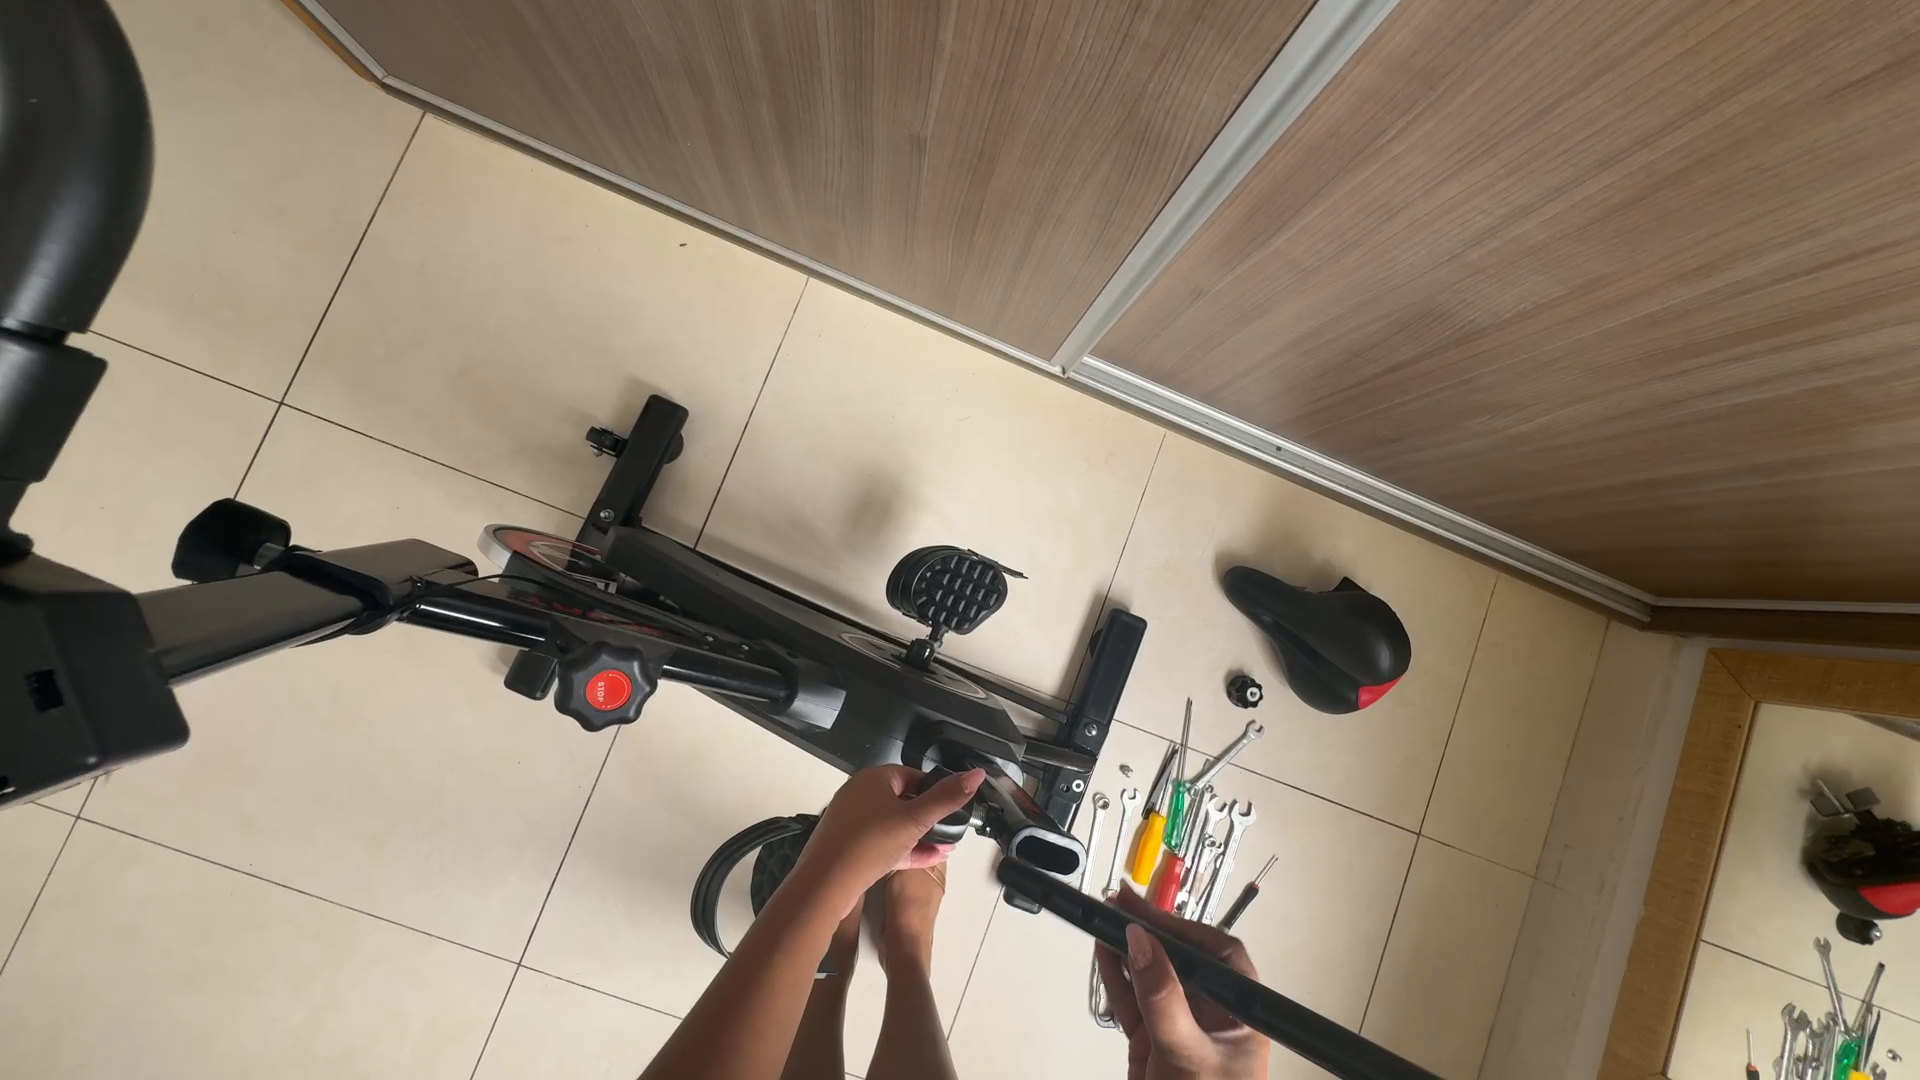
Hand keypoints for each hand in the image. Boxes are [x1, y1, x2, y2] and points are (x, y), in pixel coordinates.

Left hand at [789, 765, 984, 914]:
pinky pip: (883, 843)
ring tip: (946, 847)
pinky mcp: (849, 848)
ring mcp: (852, 823)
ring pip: (894, 824)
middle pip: (903, 800)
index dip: (934, 789)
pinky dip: (905, 849)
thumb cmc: (870, 843)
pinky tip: (929, 859)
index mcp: (873, 779)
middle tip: (951, 829)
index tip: (952, 805)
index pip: (912, 775)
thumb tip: (977, 773)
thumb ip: (947, 798)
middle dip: (929, 816)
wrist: (824, 886)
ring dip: (920, 835)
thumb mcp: (915, 819)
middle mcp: (860, 795)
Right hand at [1094, 888, 1270, 1079]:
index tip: (1149, 913)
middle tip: (1117, 902)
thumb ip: (1161, 993)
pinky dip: (1115, 974)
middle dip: (1150, 930)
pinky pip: (1133, 999)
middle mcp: (1211, 1015)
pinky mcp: (1152, 1042)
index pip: (1219, 954)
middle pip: (1181, 959)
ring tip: (1103, 917)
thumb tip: (1139, 937)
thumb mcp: (1184, 1052)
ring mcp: (1179, 1027)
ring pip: (1151, 975)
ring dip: (1127, 947)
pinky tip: (1101, 949)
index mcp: (1238, 1015)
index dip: (1185, 928)